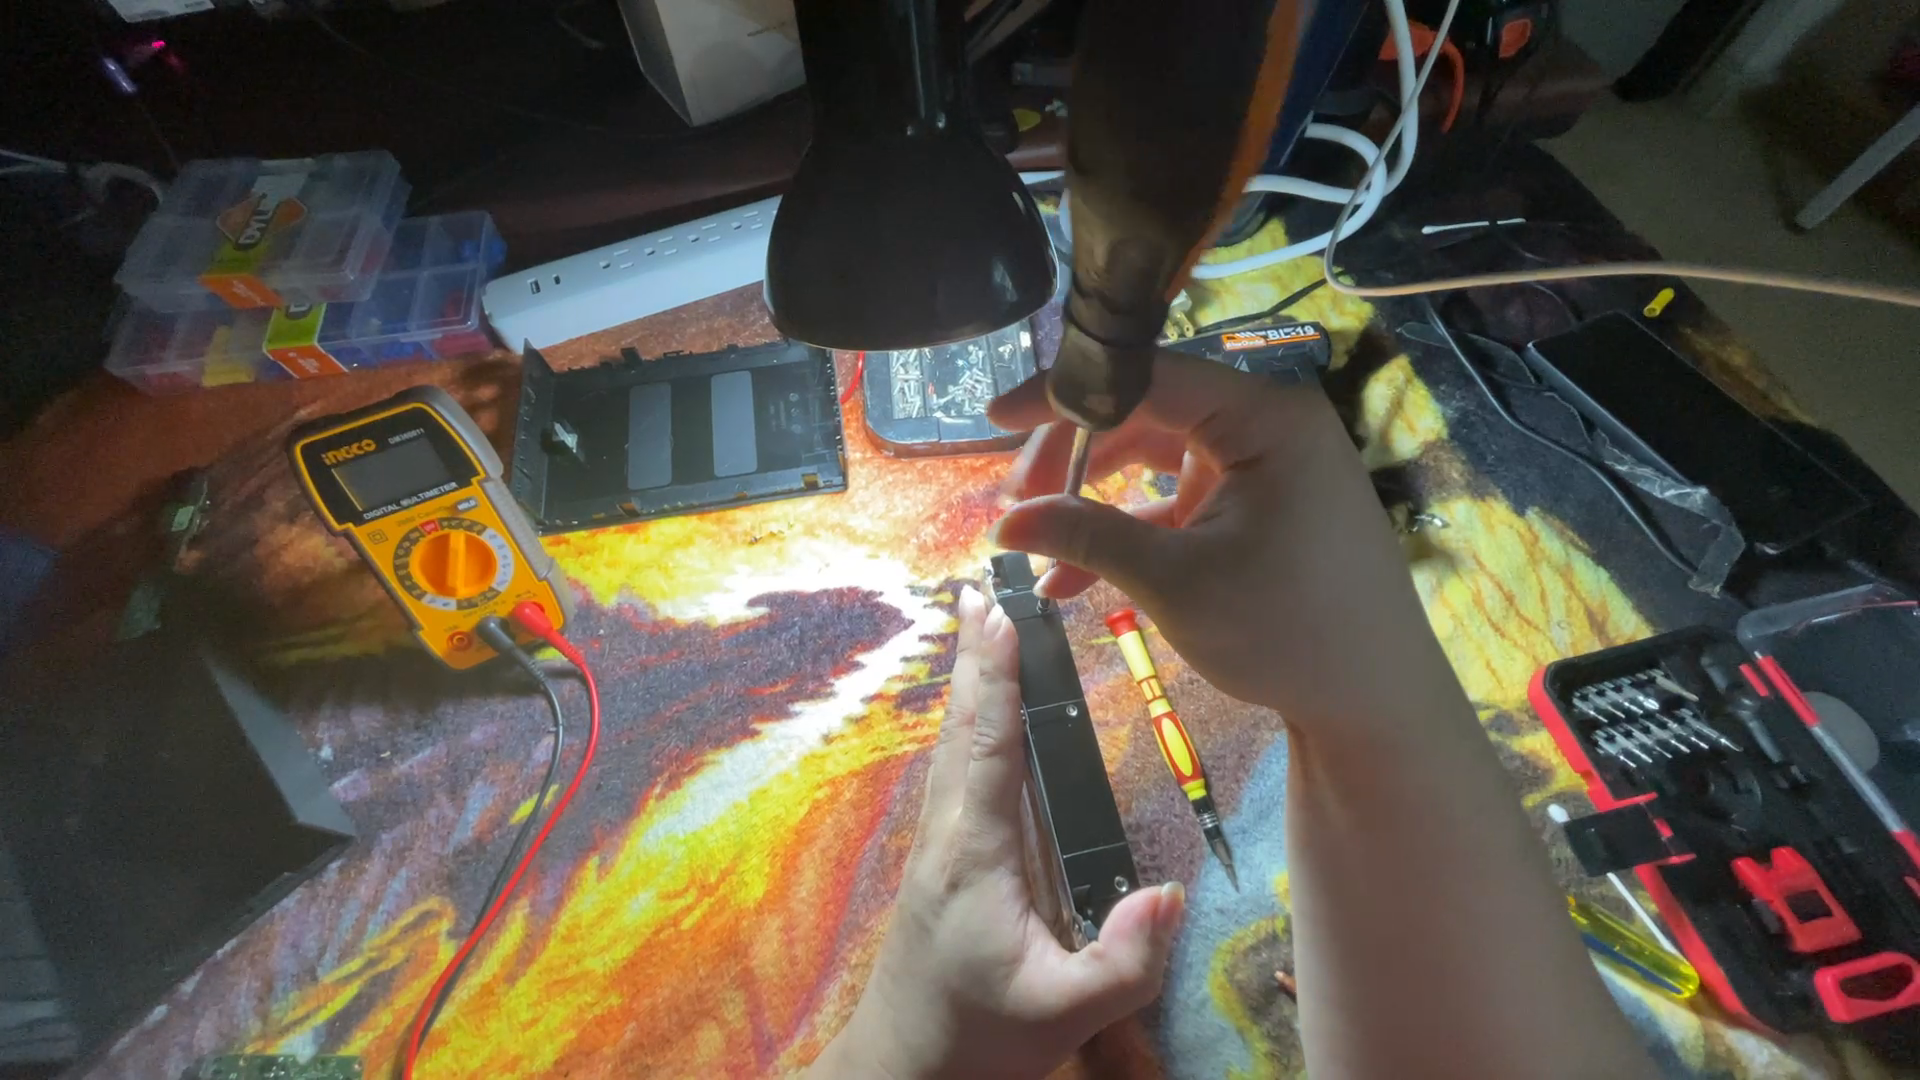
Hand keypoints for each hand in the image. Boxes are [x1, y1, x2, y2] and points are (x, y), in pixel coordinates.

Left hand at [810, 587, 1184, 1079]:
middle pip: (963, 724)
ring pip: (953, 738)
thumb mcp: (1060, 1013)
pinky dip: (965, 716)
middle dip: (972, 656)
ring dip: (966, 679)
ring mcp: (940, 834)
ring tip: (974, 628)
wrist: (903, 1061)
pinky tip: (974, 706)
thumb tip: (1170, 893)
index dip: (997, 678)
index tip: (1002, 620)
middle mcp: (950, 826)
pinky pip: (954, 763)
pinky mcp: (942, 846)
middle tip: (976, 595)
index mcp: (975, 848)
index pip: (989, 744)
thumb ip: (1121, 960)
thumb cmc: (976, 1035)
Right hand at [988, 352, 1449, 732]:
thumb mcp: (1174, 581)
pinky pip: (1172, 505)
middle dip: (1070, 463)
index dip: (1064, 395)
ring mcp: (1254, 468)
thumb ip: (1086, 538)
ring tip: (1030, 544)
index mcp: (1263, 417)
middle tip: (1013, 505)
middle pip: (1142, 419)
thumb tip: (1004, 526)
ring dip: (1088, 504)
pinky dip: (1123, 535)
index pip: (1146, 380)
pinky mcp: (1246, 507)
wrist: (1370, 704)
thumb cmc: (1285, 632)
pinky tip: (1067, 580)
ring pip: (1150, 463)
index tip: (996, 419)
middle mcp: (1261, 426)